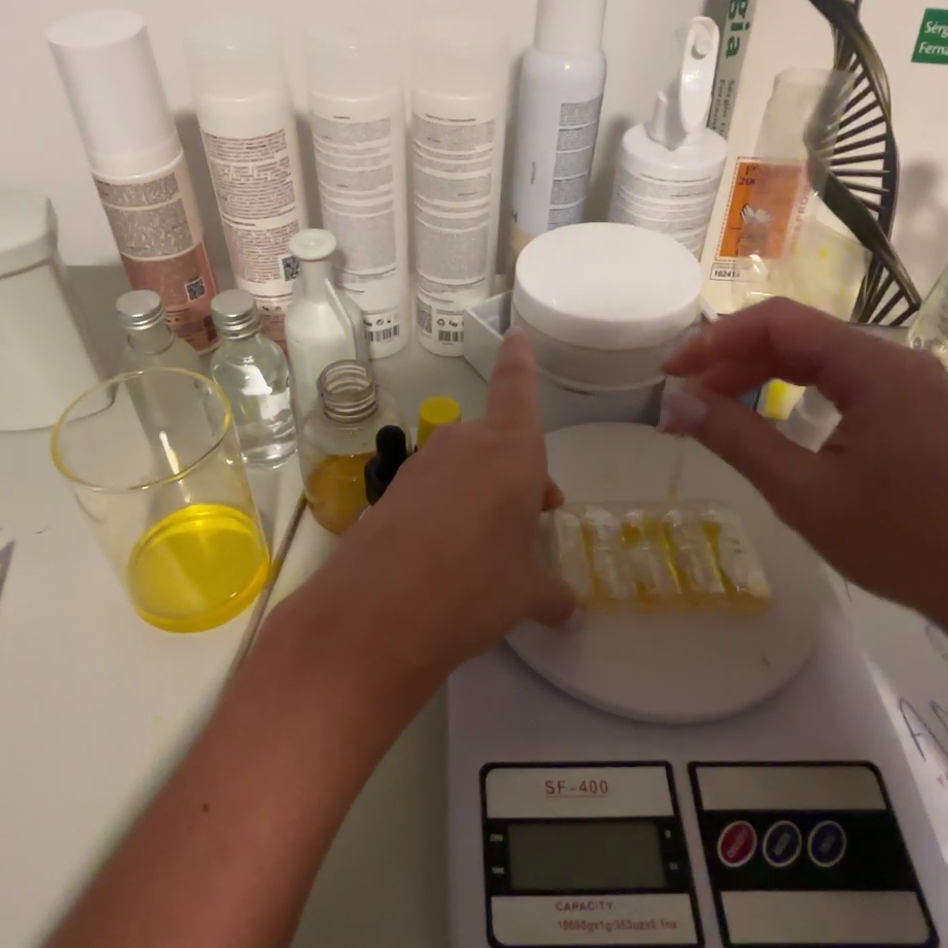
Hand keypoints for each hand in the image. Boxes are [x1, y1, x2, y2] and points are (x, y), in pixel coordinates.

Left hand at [286, 329, 575, 686]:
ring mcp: (420, 467)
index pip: (518, 389)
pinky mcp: (388, 494)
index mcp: (510, 451)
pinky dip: (445, 511)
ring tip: (489, 543)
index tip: (517, 335)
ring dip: (480, 492)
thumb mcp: (525, 595)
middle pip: (496, 441)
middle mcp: (463, 445)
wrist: (377, 611)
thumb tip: (570, 613)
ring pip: (462, 467)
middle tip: (533, 516)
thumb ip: (551, 595)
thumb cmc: (476, 587)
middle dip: (517, 472)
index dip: (520, 362)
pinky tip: (445, 556)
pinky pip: (431, 492)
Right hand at [659, 298, 947, 621]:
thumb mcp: (803, 492)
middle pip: (797, 335)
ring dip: (760, 377)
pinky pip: (844, 382)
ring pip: (819, 359)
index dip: (714, 340)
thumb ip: (736, 439)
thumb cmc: (901, 542)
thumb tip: (677, 403)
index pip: (778, 324)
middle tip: (684, 400)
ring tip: (713, 410)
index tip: (669, 371)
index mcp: (874, 367)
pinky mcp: (917, 410)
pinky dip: (795, 393)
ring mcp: (912, 384)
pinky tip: (768, 418)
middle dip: (732, 361)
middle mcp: (897, 360)